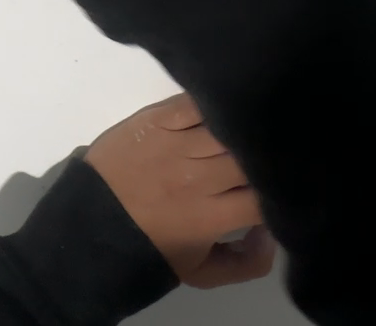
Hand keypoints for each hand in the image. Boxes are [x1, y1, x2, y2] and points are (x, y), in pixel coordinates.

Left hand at [86, 94, 277, 289]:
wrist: (90, 222)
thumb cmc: (149, 247)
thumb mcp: (201, 273)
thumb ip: (248, 263)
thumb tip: (273, 233)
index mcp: (211, 217)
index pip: (264, 197)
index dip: (281, 189)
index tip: (285, 184)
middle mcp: (197, 177)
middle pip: (247, 158)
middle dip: (264, 155)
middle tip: (274, 150)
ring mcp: (174, 145)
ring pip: (224, 128)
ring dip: (241, 126)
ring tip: (253, 122)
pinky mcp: (154, 120)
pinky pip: (191, 104)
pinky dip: (211, 101)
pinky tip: (223, 101)